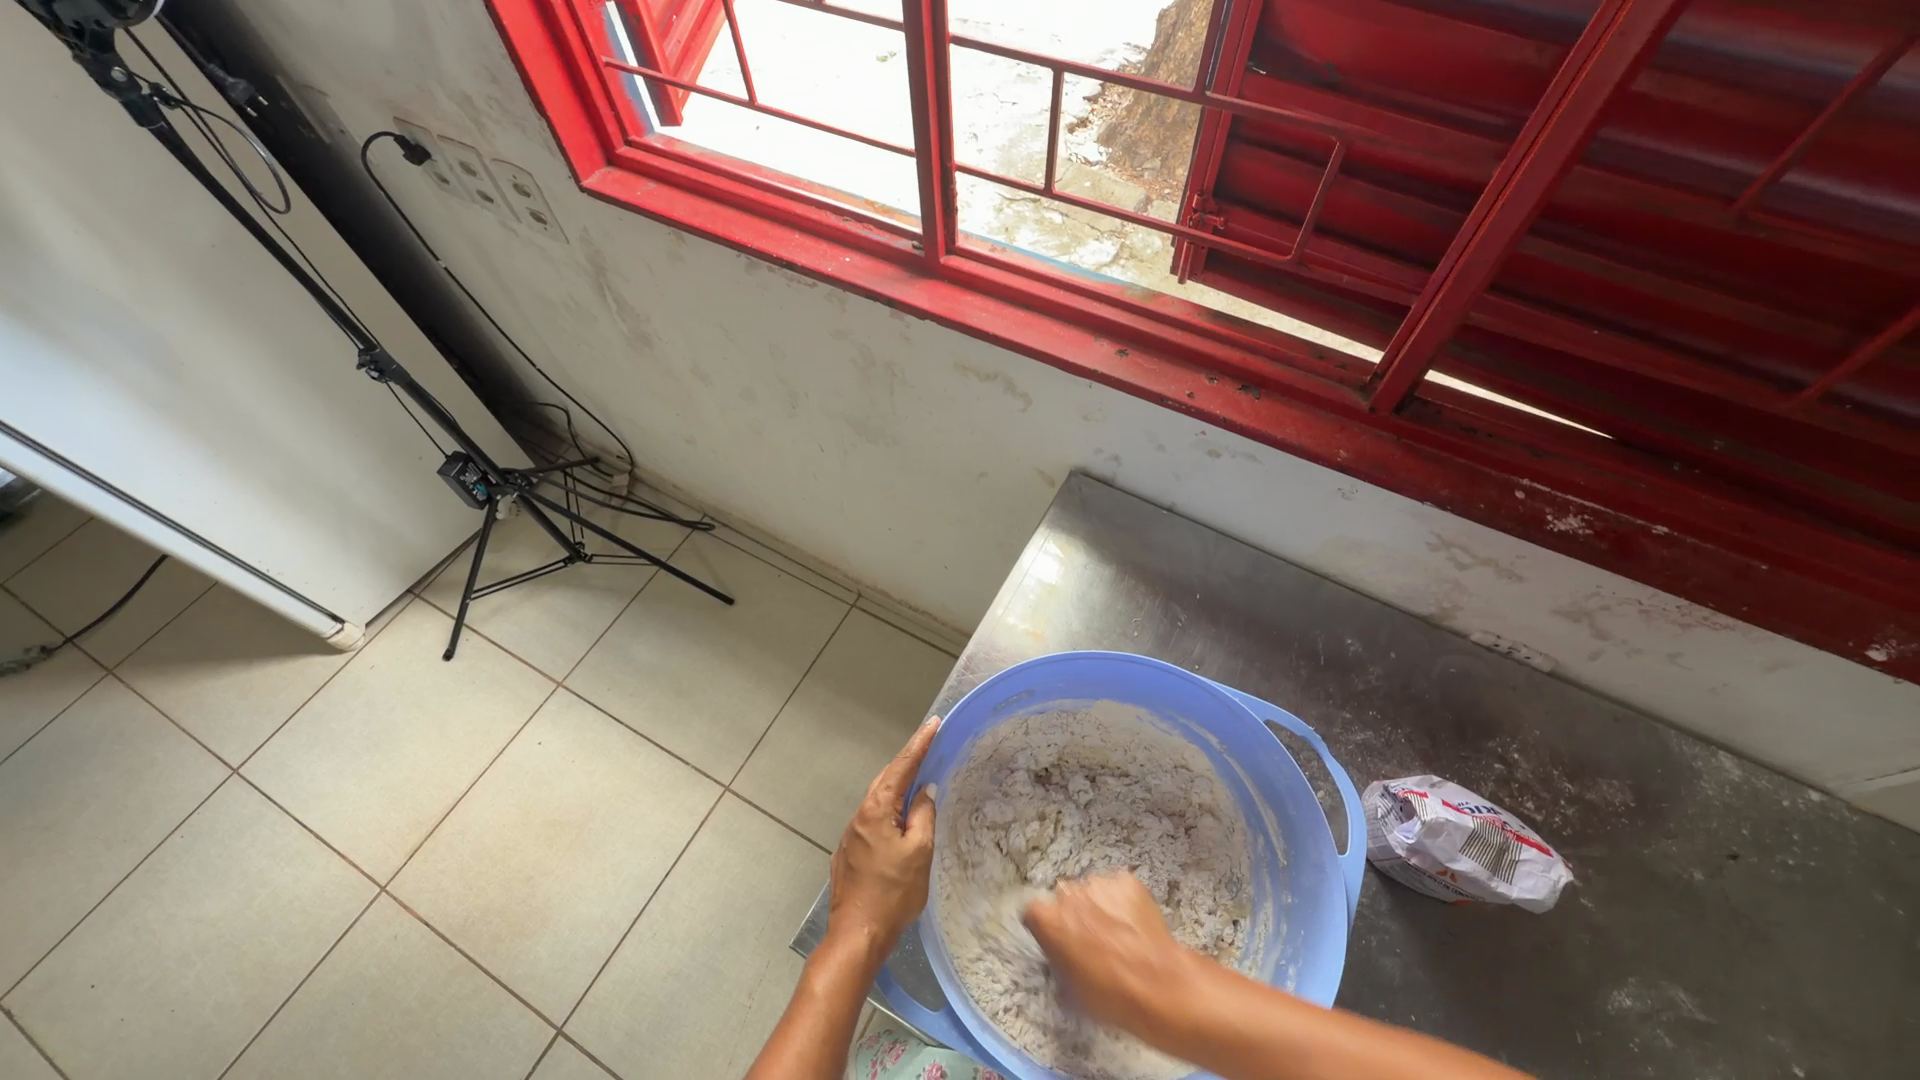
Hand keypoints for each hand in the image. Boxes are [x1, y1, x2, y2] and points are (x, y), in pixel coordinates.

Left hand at [828, 715, 940, 950]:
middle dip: (907, 761)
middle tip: (929, 745)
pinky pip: (872, 821)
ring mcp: (851, 836)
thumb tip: (926, 791)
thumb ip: (924, 816)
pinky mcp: (849, 854)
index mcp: (877, 810)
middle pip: (886, 780)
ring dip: (898, 787)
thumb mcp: (919, 853)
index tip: (933, 724)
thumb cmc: (893, 894)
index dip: (919, 745)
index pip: (902, 768)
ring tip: (919, 779)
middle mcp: (860, 816)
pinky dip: (889, 811)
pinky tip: (899, 820)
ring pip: (878, 801)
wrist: (857, 935)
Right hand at [1023, 871, 1197, 1037]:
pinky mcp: (1127, 881)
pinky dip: (1124, 902)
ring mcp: (1099, 883)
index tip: (1059, 940)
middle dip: (1075, 914)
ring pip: (1093, 891)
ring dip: (1100, 906)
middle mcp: (1067, 893)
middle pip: (1065, 898)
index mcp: (1046, 918)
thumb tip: (1063, 957)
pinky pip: (1119, 888)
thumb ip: (1058, 961)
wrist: (1156, 985)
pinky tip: (1134, 925)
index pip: (1034, 913)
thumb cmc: (1108, 995)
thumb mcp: (1068, 989)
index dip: (1047, 927)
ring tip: (1119, 933)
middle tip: (1092, 939)